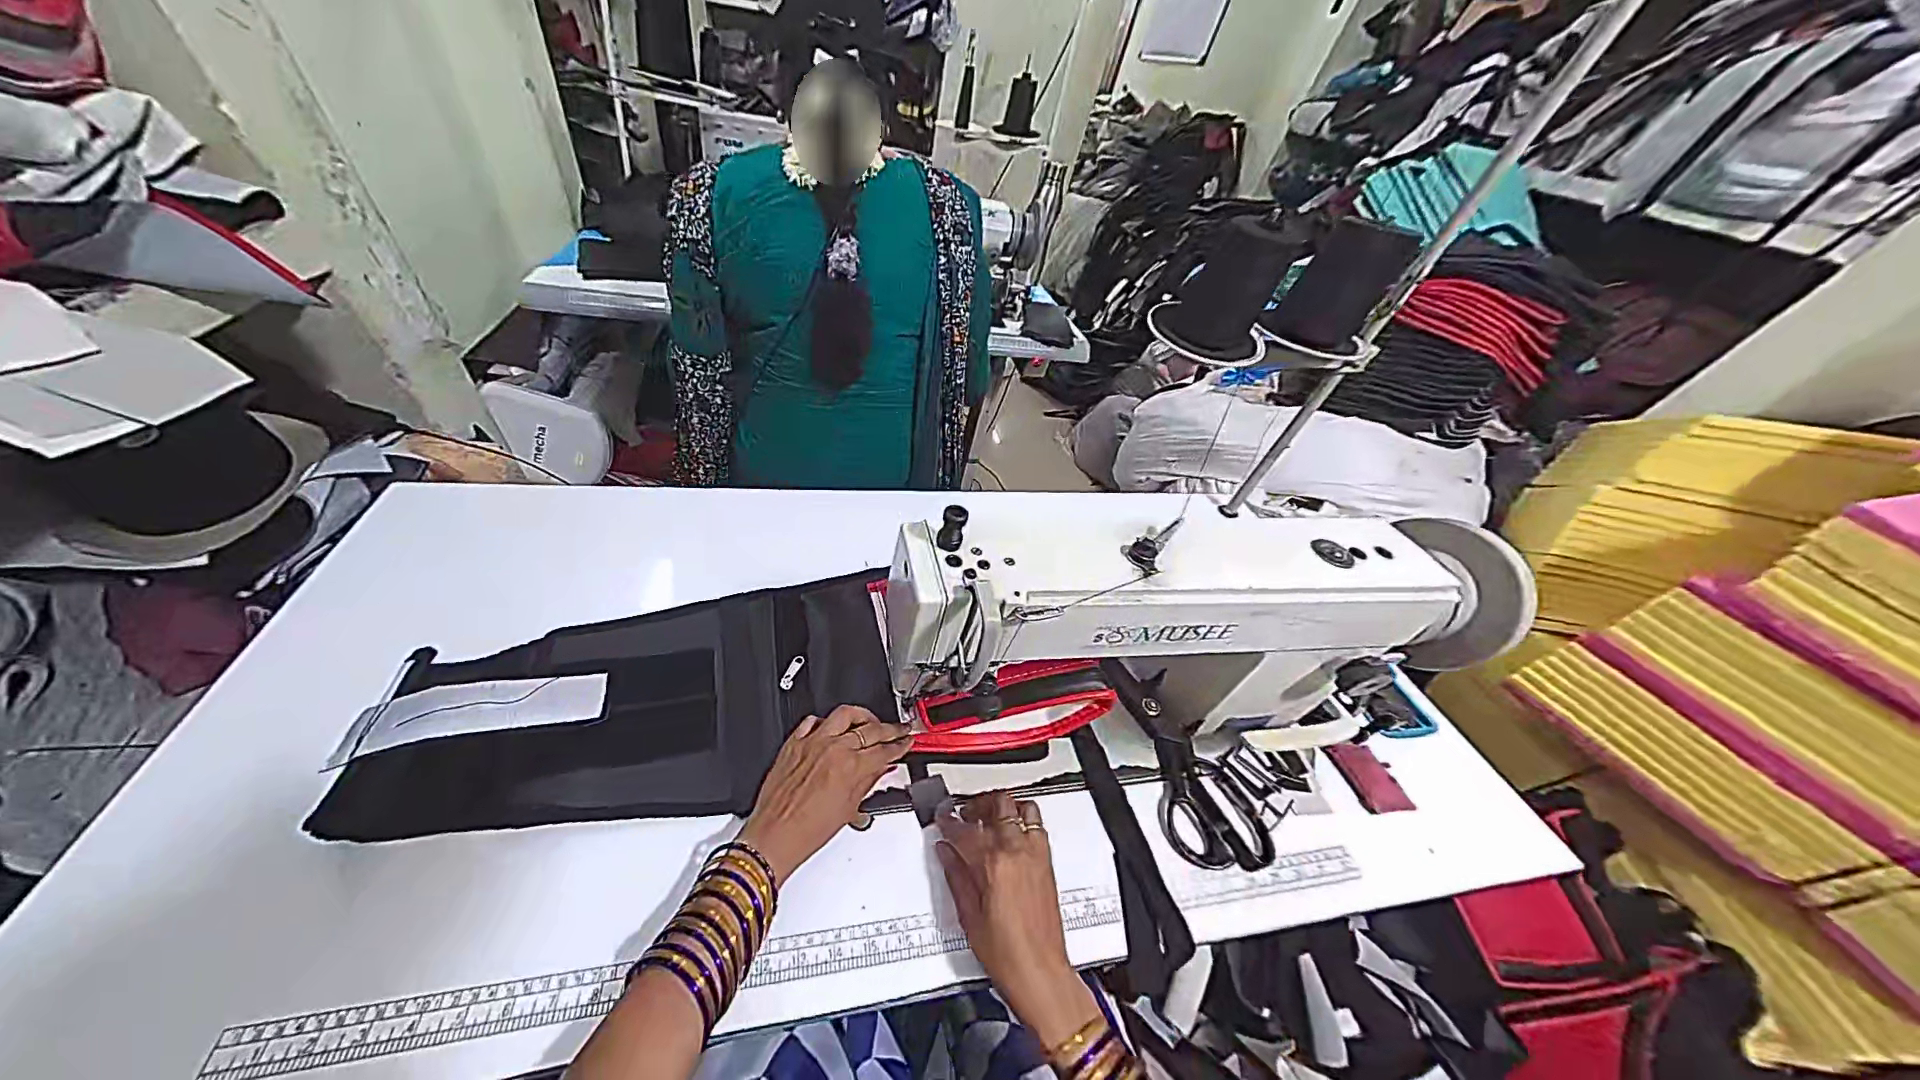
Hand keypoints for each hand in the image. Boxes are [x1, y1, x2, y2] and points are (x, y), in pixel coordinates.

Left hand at [738, 705, 910, 885]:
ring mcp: (812, 743)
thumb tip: (880, 769)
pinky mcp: (794, 743)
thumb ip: (868, 782)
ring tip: (869, 720)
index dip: (900, 744)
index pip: (885, 749)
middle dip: (891, 728)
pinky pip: (812, 721)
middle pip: (871, 728)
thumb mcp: (849, 808)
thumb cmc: (806, 831)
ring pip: (844, 714)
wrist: (774, 837)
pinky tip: (831, 725)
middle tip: (899, 729)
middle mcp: (832, 749)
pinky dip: (825, 721)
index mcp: (850, 766)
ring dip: (862, 715)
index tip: (906, 741)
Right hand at [934, 791, 1100, 1049]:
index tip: (942, 819)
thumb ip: (956, 876)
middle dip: (977, 804)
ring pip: (1020, 807)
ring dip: (1002, 805)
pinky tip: (1011, 828)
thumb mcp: (969, 916)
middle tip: (964, 812)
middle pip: (997, 805)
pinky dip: (1022, 818)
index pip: (965, 830)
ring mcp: (1035, 854)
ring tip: (988, 814)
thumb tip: (945, 852)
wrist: (1040, 971)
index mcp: (992, 864)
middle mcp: (1017, 852)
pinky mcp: (1047, 861)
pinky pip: (1036, 824)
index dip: (949, 821)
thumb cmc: (1008, 954)